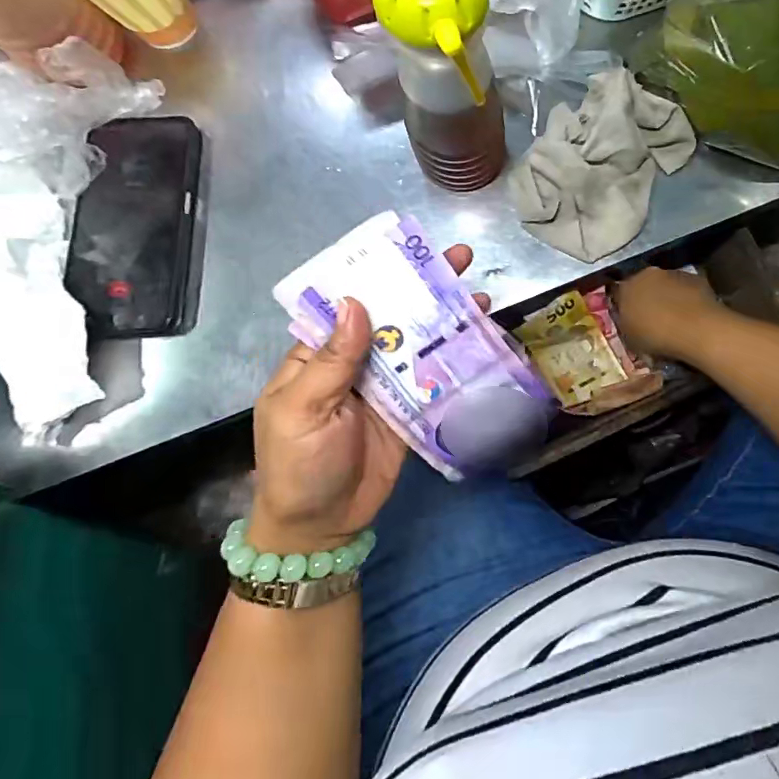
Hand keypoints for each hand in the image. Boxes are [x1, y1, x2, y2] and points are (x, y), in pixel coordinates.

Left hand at [249, 244, 487, 550]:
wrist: (322, 526)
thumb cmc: (296, 466)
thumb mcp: (302, 411)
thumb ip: (331, 361)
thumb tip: (355, 303)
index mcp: (320, 357)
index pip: (350, 306)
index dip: (378, 277)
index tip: (408, 251)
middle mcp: (356, 363)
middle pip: (393, 317)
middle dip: (424, 287)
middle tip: (460, 260)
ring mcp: (387, 386)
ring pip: (420, 343)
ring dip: (448, 319)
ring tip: (480, 295)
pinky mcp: (411, 410)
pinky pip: (435, 379)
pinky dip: (458, 360)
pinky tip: (481, 340)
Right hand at [613, 267, 726, 361]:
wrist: (695, 329)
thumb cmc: (657, 338)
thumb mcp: (632, 340)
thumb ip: (629, 325)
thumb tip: (632, 322)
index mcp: (626, 288)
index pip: (620, 293)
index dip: (625, 306)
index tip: (631, 319)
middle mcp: (647, 274)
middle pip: (644, 284)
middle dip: (648, 298)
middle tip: (654, 318)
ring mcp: (673, 273)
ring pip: (667, 284)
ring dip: (669, 297)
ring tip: (676, 318)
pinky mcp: (695, 278)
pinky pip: (687, 288)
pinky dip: (687, 298)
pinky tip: (693, 315)